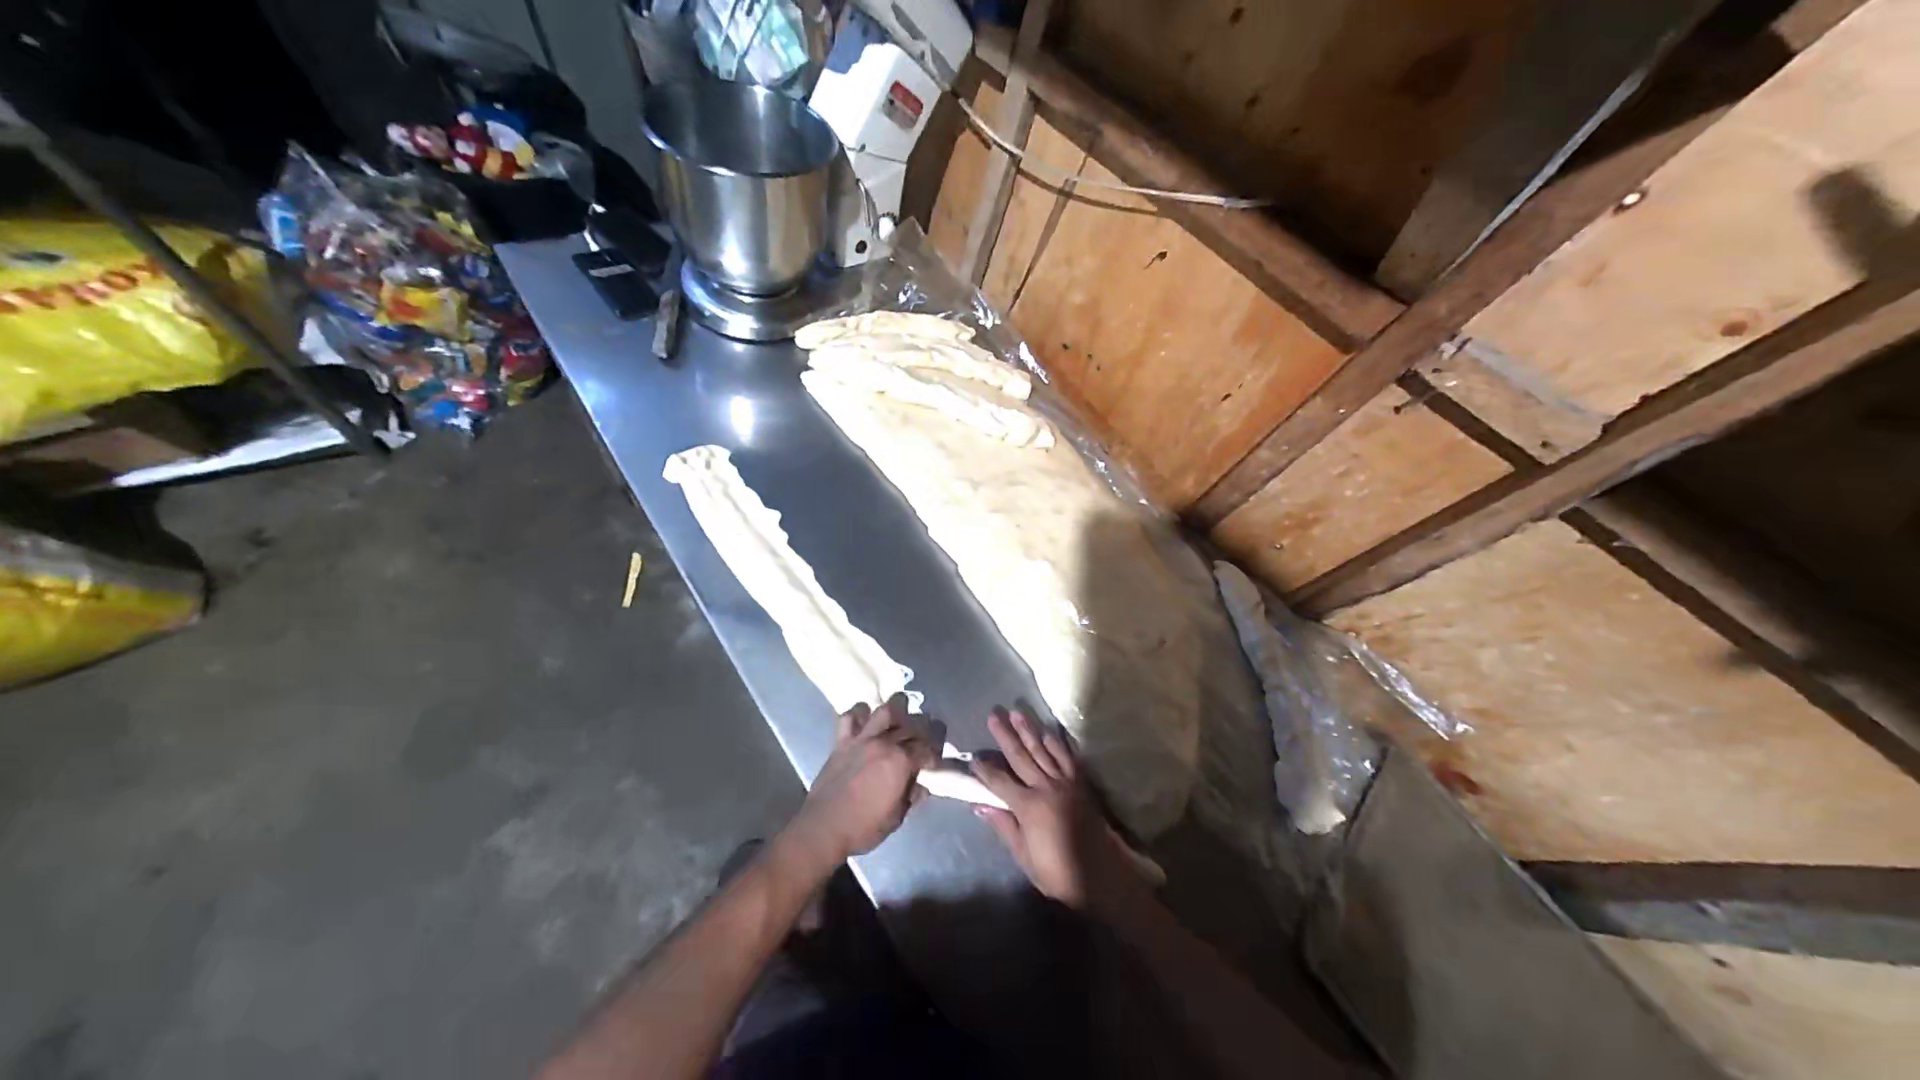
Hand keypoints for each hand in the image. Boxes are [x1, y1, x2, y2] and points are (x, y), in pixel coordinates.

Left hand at [782, 694, 934, 872]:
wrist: (824, 827)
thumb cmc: (864, 827)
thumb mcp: (896, 817)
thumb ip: (911, 796)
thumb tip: (921, 786)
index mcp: (901, 762)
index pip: (926, 749)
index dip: (933, 756)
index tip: (932, 764)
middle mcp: (884, 743)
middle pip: (910, 727)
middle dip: (921, 735)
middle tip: (920, 746)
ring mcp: (862, 739)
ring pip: (884, 711)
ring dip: (895, 713)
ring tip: (897, 724)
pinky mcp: (841, 742)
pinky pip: (850, 717)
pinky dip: (858, 715)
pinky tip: (864, 723)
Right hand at [969, 708, 1143, 909]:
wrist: (1100, 875)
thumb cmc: (1057, 872)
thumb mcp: (1024, 855)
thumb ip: (1003, 826)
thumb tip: (979, 805)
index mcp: (1028, 807)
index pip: (999, 782)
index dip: (985, 770)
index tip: (974, 757)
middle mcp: (1046, 787)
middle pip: (1020, 756)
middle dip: (1005, 735)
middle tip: (994, 715)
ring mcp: (1066, 783)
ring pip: (1043, 750)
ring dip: (1029, 730)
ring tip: (1017, 713)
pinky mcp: (1081, 784)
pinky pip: (1067, 757)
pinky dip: (1057, 743)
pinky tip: (1048, 732)